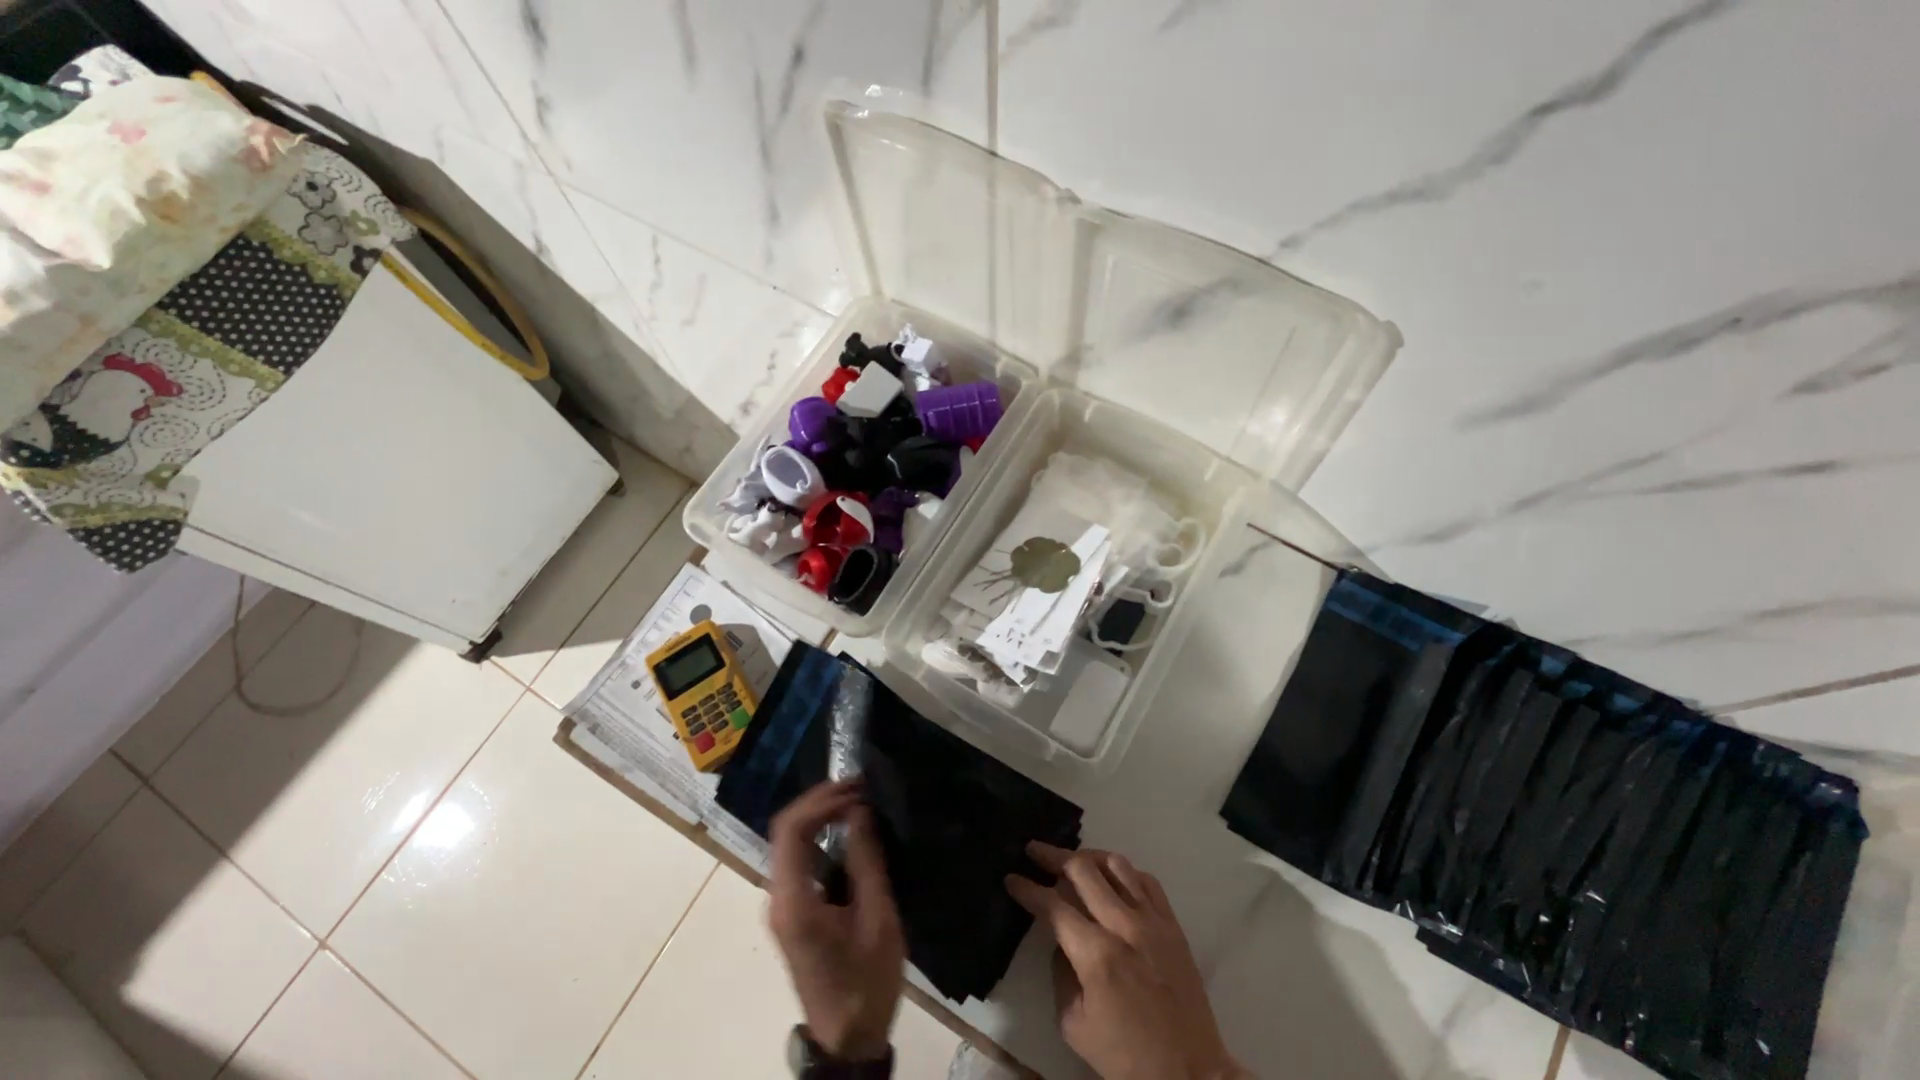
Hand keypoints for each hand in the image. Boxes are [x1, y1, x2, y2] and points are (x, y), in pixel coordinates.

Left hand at [768, 780, 904, 1062]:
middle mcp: (777, 898)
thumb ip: (865, 862)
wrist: (847, 1038)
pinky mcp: (792, 913)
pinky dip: (821, 840)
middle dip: (821, 803)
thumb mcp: (877, 919)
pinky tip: (850, 834)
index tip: (857, 788)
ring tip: (859, 803)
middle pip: (786, 832)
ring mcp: (781, 906)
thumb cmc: (866, 981)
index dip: (822, 800)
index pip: (792, 830)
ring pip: (791, 845)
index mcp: (793, 900)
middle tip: (860, 787)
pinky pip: (800, 863)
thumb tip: (860, 813)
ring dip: (821, 818)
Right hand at [1007, 843, 1245, 1079]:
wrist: (1189, 1070)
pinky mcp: (1173, 925)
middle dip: (1052, 856)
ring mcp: (1153, 921)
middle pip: (1083, 870)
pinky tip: (1111, 878)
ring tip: (1070, 859)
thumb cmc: (1125, 1055)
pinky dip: (1123, 871)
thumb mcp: (1074, 1024)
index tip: (1011, 878)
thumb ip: (1061, 972)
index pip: (1053, 905)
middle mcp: (1125, 926)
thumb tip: (1061, 940)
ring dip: (1088, 856)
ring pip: (1117, 865)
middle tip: (1033, 851)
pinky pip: (1146, 881)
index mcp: (1097, 954)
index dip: (1027, 889)